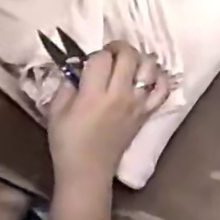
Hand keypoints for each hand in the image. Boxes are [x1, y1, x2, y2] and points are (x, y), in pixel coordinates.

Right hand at [46, 41, 170, 191]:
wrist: (88, 171)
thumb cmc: (68, 142)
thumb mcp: (56, 111)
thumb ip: (66, 85)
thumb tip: (77, 68)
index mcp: (94, 94)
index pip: (101, 58)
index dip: (95, 54)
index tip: (89, 63)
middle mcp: (120, 95)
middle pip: (129, 55)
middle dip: (118, 47)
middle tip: (109, 53)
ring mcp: (138, 103)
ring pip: (149, 67)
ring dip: (139, 58)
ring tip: (128, 63)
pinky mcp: (147, 113)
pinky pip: (163, 90)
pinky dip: (160, 78)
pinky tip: (149, 75)